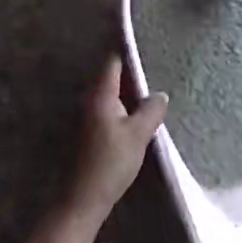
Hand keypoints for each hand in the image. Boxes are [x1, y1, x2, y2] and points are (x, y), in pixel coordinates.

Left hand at [61, 55, 167, 221]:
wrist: (82, 200)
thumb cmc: (110, 163)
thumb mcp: (138, 135)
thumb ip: (151, 110)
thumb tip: (160, 94)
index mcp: (100, 94)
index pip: (113, 60)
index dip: (129, 50)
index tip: (148, 43)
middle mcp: (89, 99)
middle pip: (112, 75)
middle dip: (132, 71)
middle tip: (158, 65)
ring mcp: (87, 116)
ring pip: (111, 94)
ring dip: (129, 91)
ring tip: (153, 89)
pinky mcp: (89, 132)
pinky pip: (109, 109)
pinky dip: (124, 107)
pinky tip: (140, 115)